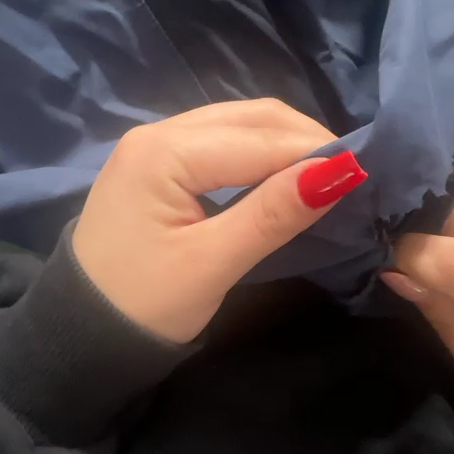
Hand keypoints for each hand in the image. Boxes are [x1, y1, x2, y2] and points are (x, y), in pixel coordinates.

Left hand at [73, 100, 366, 342]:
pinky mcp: (160, 166)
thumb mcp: (211, 264)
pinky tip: (286, 177)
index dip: (318, 153)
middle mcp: (158, 133)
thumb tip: (342, 171)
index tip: (371, 174)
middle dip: (307, 141)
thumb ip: (272, 214)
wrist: (81, 334)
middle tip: (354, 176)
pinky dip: (261, 155)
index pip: (260, 140)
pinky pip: (222, 144)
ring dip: (286, 145)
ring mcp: (157, 147)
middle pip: (251, 118)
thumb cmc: (143, 306)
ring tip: (329, 176)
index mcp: (164, 152)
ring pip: (239, 126)